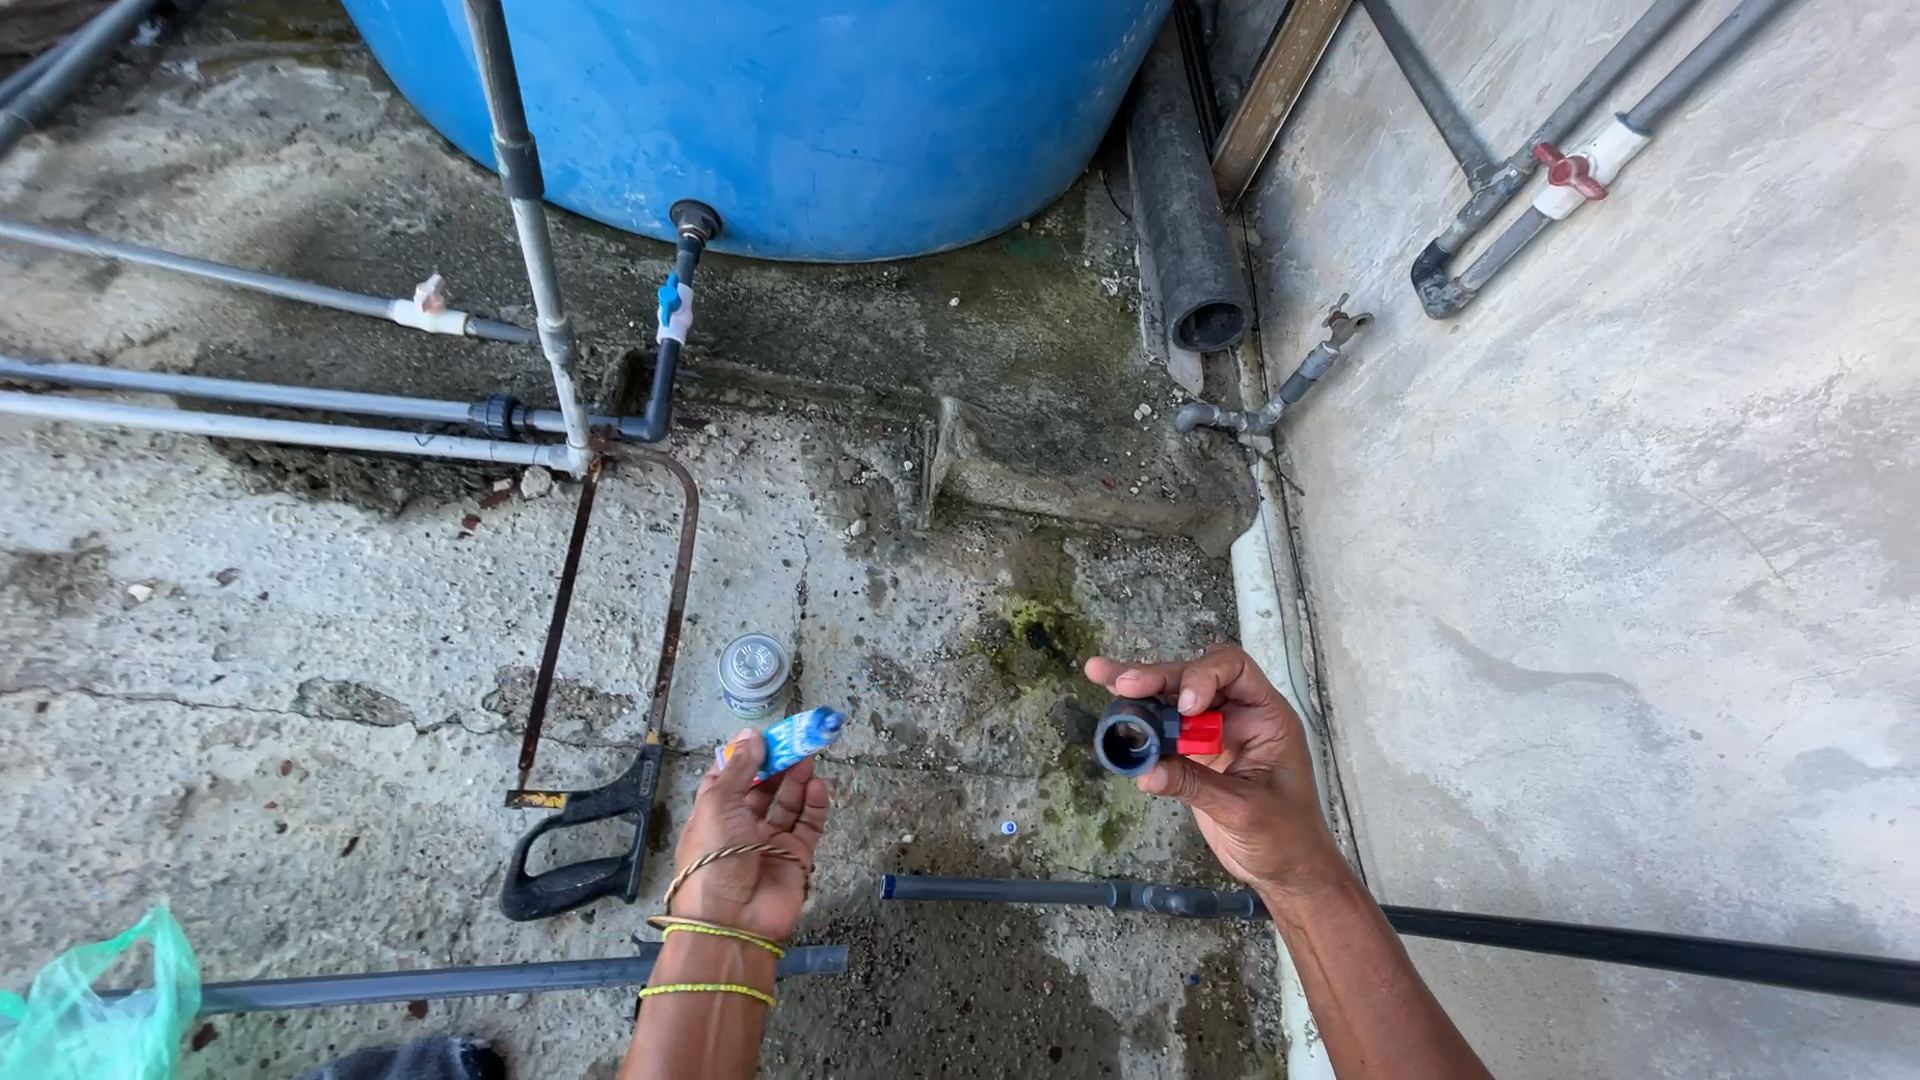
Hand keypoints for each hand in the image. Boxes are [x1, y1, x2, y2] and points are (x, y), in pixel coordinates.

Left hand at [669, 727, 829, 940]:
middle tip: (795, 741)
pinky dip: (815, 803)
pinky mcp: (797, 855)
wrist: (733, 922)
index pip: (731, 779)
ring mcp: (771, 842)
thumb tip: (752, 735)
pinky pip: (809, 823)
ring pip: (788, 802)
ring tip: (808, 757)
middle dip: (778, 763)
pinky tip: (817, 786)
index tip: (763, 737)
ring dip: (797, 778)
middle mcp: (742, 827)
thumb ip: (740, 767)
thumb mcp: (717, 804)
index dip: (746, 757)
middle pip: (764, 787)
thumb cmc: (714, 859)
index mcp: (714, 815)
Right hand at [1085, 645, 1347, 897]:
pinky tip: (1109, 699)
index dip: (1205, 676)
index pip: (1234, 670)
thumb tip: (1145, 772)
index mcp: (1265, 715)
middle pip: (1193, 677)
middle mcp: (1237, 712)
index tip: (1184, 706)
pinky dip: (1136, 714)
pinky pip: (1161, 724)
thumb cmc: (1285, 838)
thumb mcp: (1244, 810)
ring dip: (1137, 687)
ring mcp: (1212, 729)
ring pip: (1171, 695)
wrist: (1286, 871)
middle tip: (1123, 684)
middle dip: (1158, 678)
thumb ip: (1195, 785)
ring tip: (1099, 672)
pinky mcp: (1191, 749)